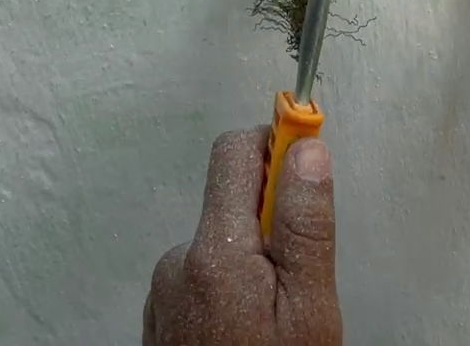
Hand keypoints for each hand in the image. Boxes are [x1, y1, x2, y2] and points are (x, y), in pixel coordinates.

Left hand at [144, 128, 340, 344]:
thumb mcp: (309, 309)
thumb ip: (306, 226)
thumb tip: (308, 149)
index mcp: (214, 251)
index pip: (234, 151)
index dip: (275, 142)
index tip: (306, 155)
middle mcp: (177, 262)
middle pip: (232, 201)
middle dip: (270, 220)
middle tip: (298, 274)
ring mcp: (163, 292)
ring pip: (222, 242)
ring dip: (250, 260)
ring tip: (272, 318)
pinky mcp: (160, 316)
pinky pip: (202, 276)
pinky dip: (228, 288)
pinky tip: (245, 328)